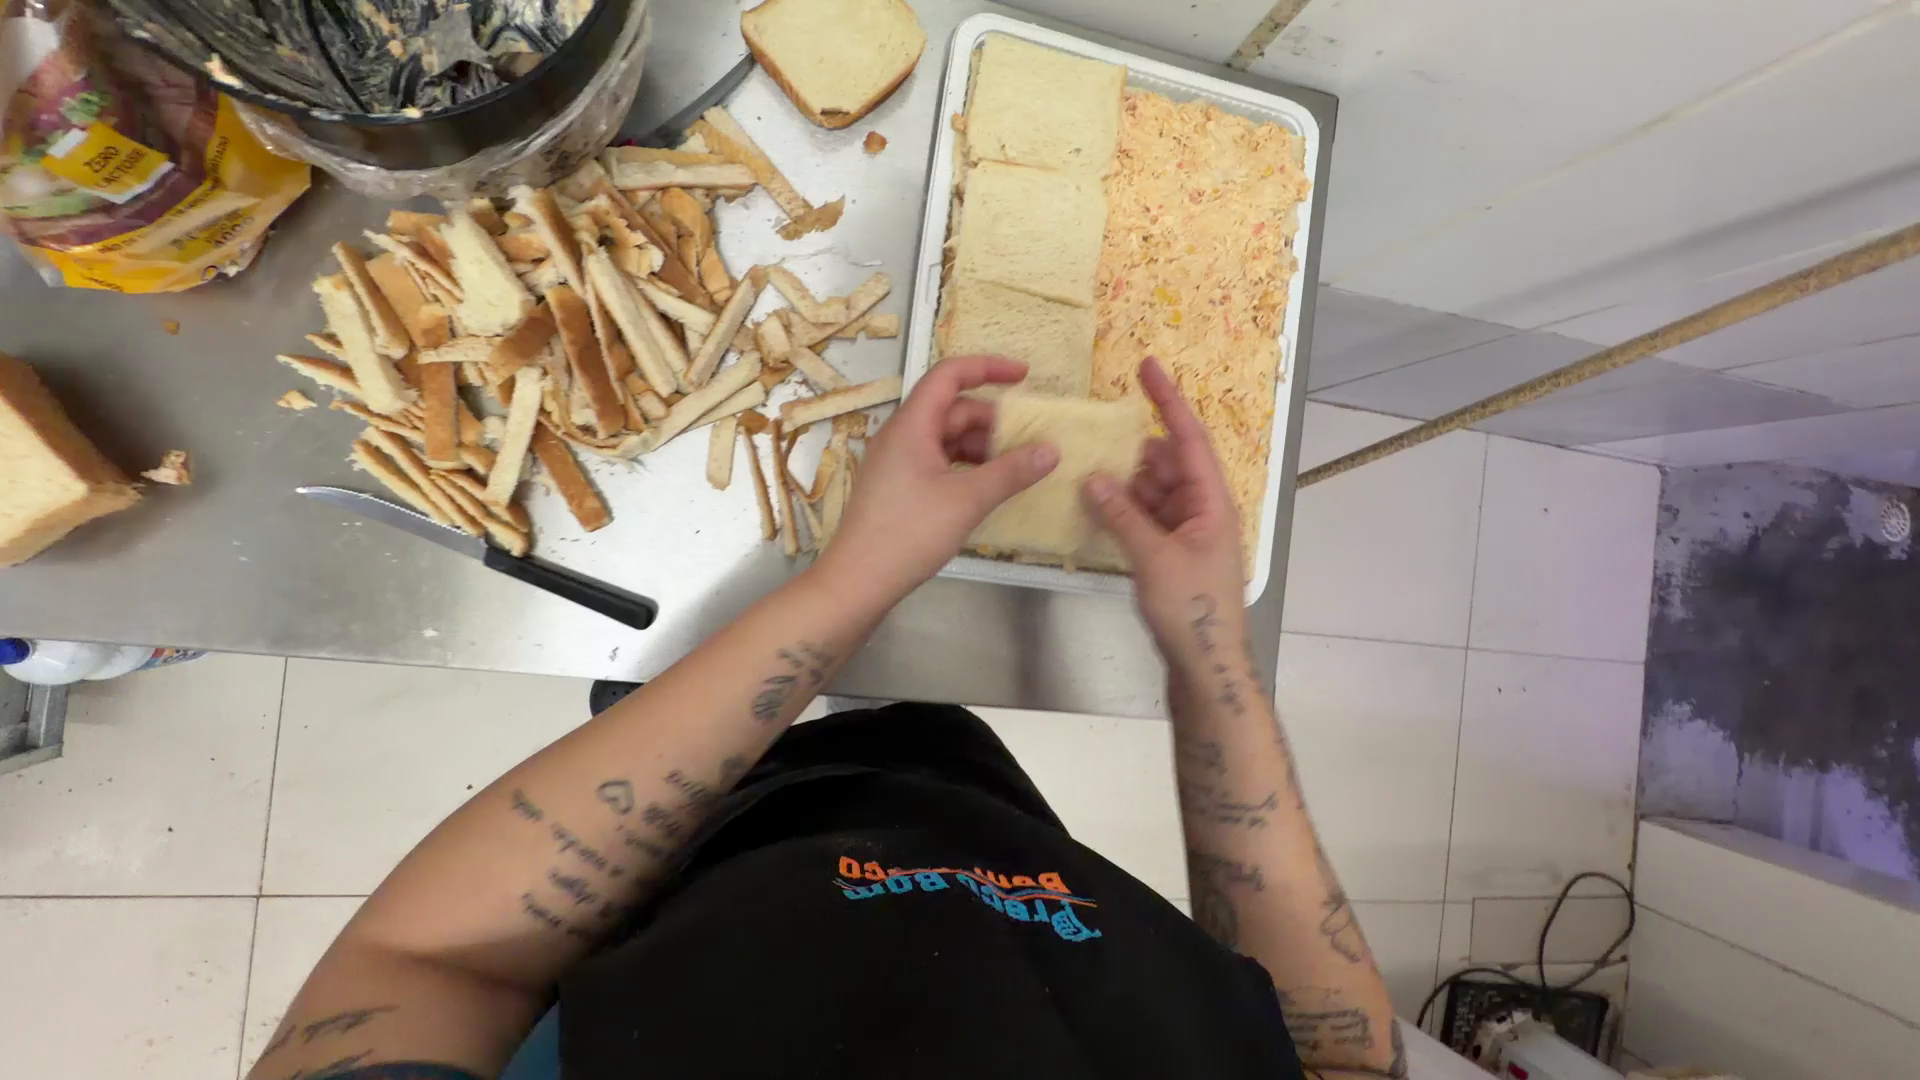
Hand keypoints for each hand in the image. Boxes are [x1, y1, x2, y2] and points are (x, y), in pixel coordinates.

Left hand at [814, 355, 1059, 603]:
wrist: (858, 581)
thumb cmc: (908, 533)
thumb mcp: (967, 500)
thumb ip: (1011, 472)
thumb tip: (1050, 450)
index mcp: (911, 425)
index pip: (949, 375)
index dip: (987, 368)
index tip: (1024, 377)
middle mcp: (901, 436)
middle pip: (952, 410)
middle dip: (992, 420)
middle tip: (1029, 441)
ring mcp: (897, 463)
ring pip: (946, 439)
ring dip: (981, 447)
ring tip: (1015, 468)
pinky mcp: (898, 488)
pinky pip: (938, 463)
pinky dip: (966, 467)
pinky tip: (988, 487)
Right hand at [1084, 358, 1250, 676]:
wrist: (1205, 663)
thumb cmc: (1192, 609)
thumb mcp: (1155, 558)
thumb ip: (1123, 515)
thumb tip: (1093, 478)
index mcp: (1211, 502)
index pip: (1189, 438)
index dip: (1168, 401)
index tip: (1147, 367)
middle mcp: (1202, 509)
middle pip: (1167, 464)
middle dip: (1134, 451)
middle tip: (1095, 437)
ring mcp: (1186, 532)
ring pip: (1153, 491)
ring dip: (1125, 484)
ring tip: (1087, 474)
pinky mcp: (1171, 553)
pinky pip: (1146, 517)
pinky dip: (1125, 510)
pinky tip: (1097, 508)